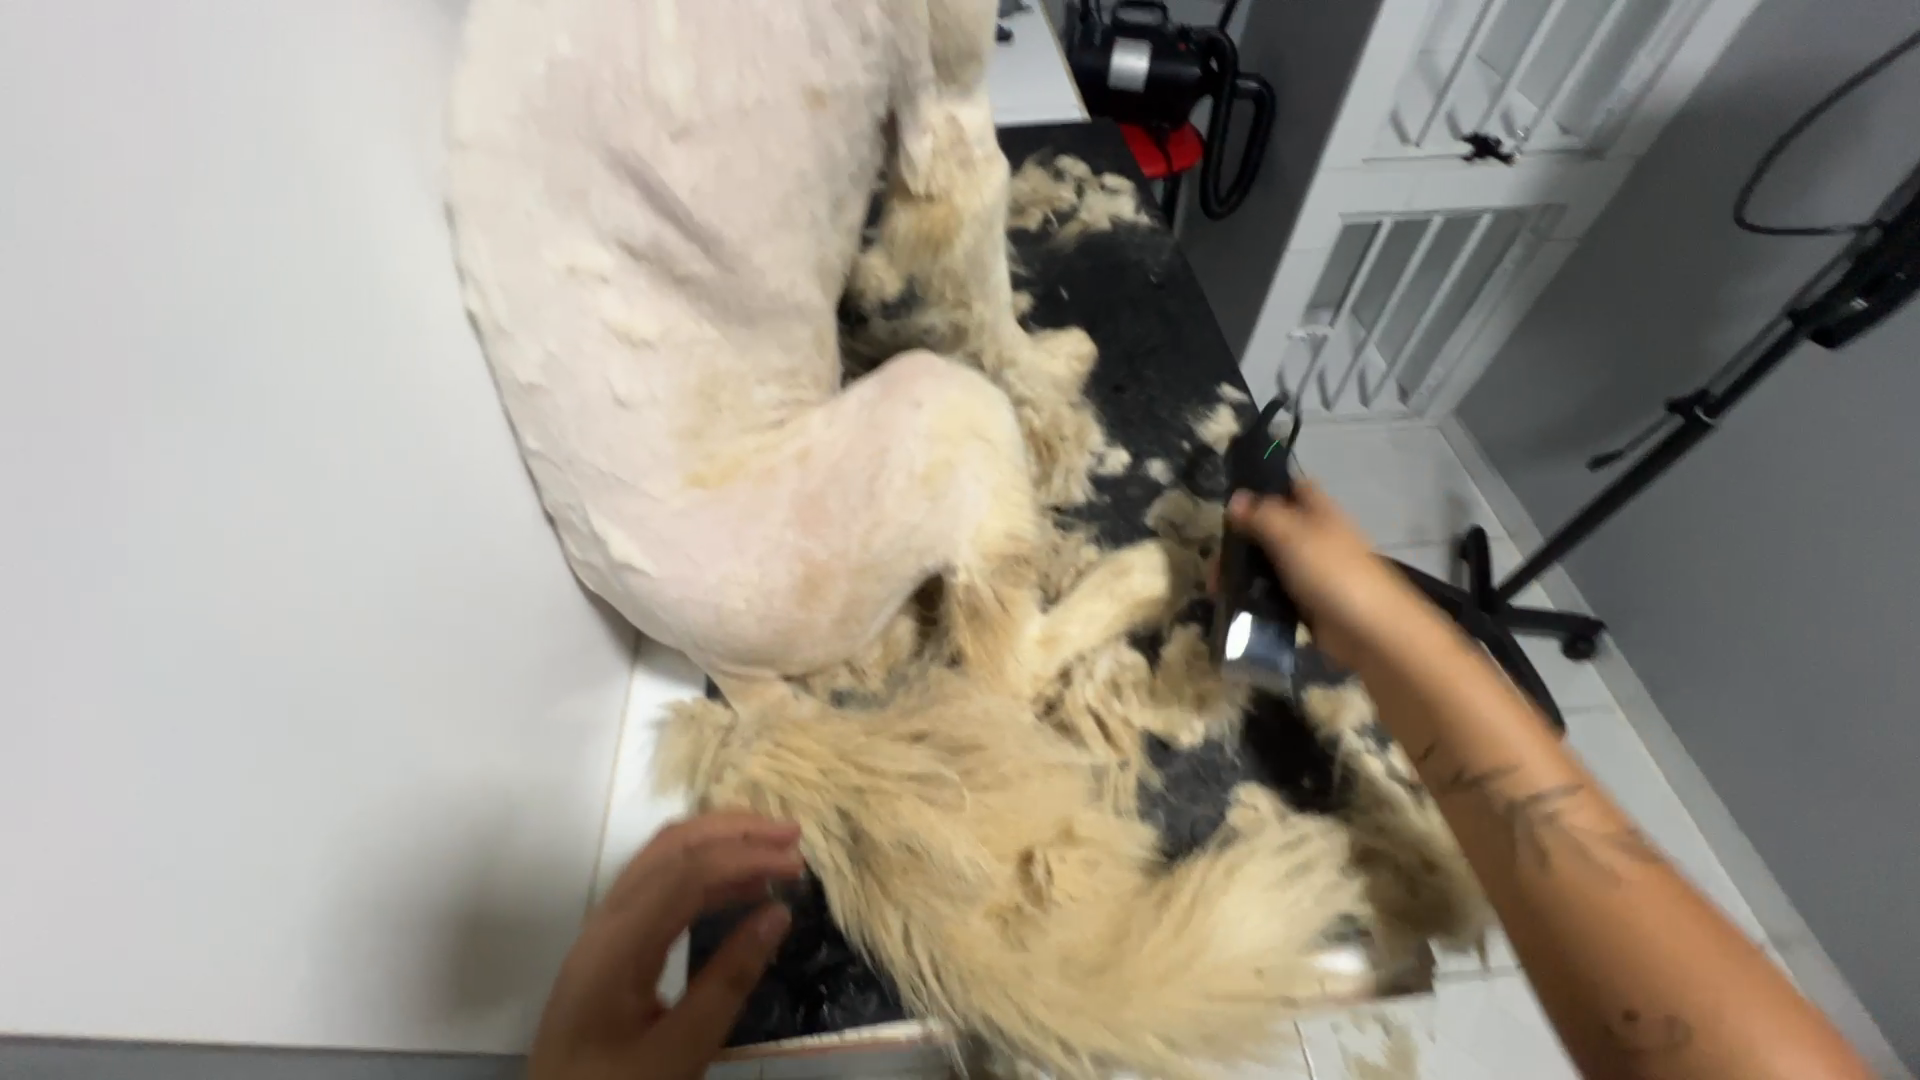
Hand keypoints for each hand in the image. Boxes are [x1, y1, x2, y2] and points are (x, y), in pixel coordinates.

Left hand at [528, 812, 804, 1079]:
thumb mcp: (680, 1052)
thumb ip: (729, 981)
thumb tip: (779, 912)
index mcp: (617, 945)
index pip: (686, 872)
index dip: (746, 856)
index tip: (796, 864)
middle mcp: (607, 919)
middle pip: (673, 846)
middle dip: (736, 831)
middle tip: (791, 835)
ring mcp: (607, 926)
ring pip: (666, 856)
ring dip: (722, 843)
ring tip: (775, 852)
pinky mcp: (615, 939)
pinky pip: (662, 882)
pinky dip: (707, 869)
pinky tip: (741, 887)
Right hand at [1224, 481, 1425, 668]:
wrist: (1368, 630)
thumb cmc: (1331, 572)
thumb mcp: (1291, 535)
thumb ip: (1261, 515)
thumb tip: (1235, 497)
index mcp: (1318, 513)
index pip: (1293, 487)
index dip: (1267, 487)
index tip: (1233, 498)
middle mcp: (1314, 538)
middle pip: (1272, 528)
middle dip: (1242, 538)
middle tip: (1215, 554)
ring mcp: (1310, 572)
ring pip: (1268, 563)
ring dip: (1241, 571)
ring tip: (1214, 585)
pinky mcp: (1304, 602)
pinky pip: (1271, 593)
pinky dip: (1251, 595)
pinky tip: (1230, 601)